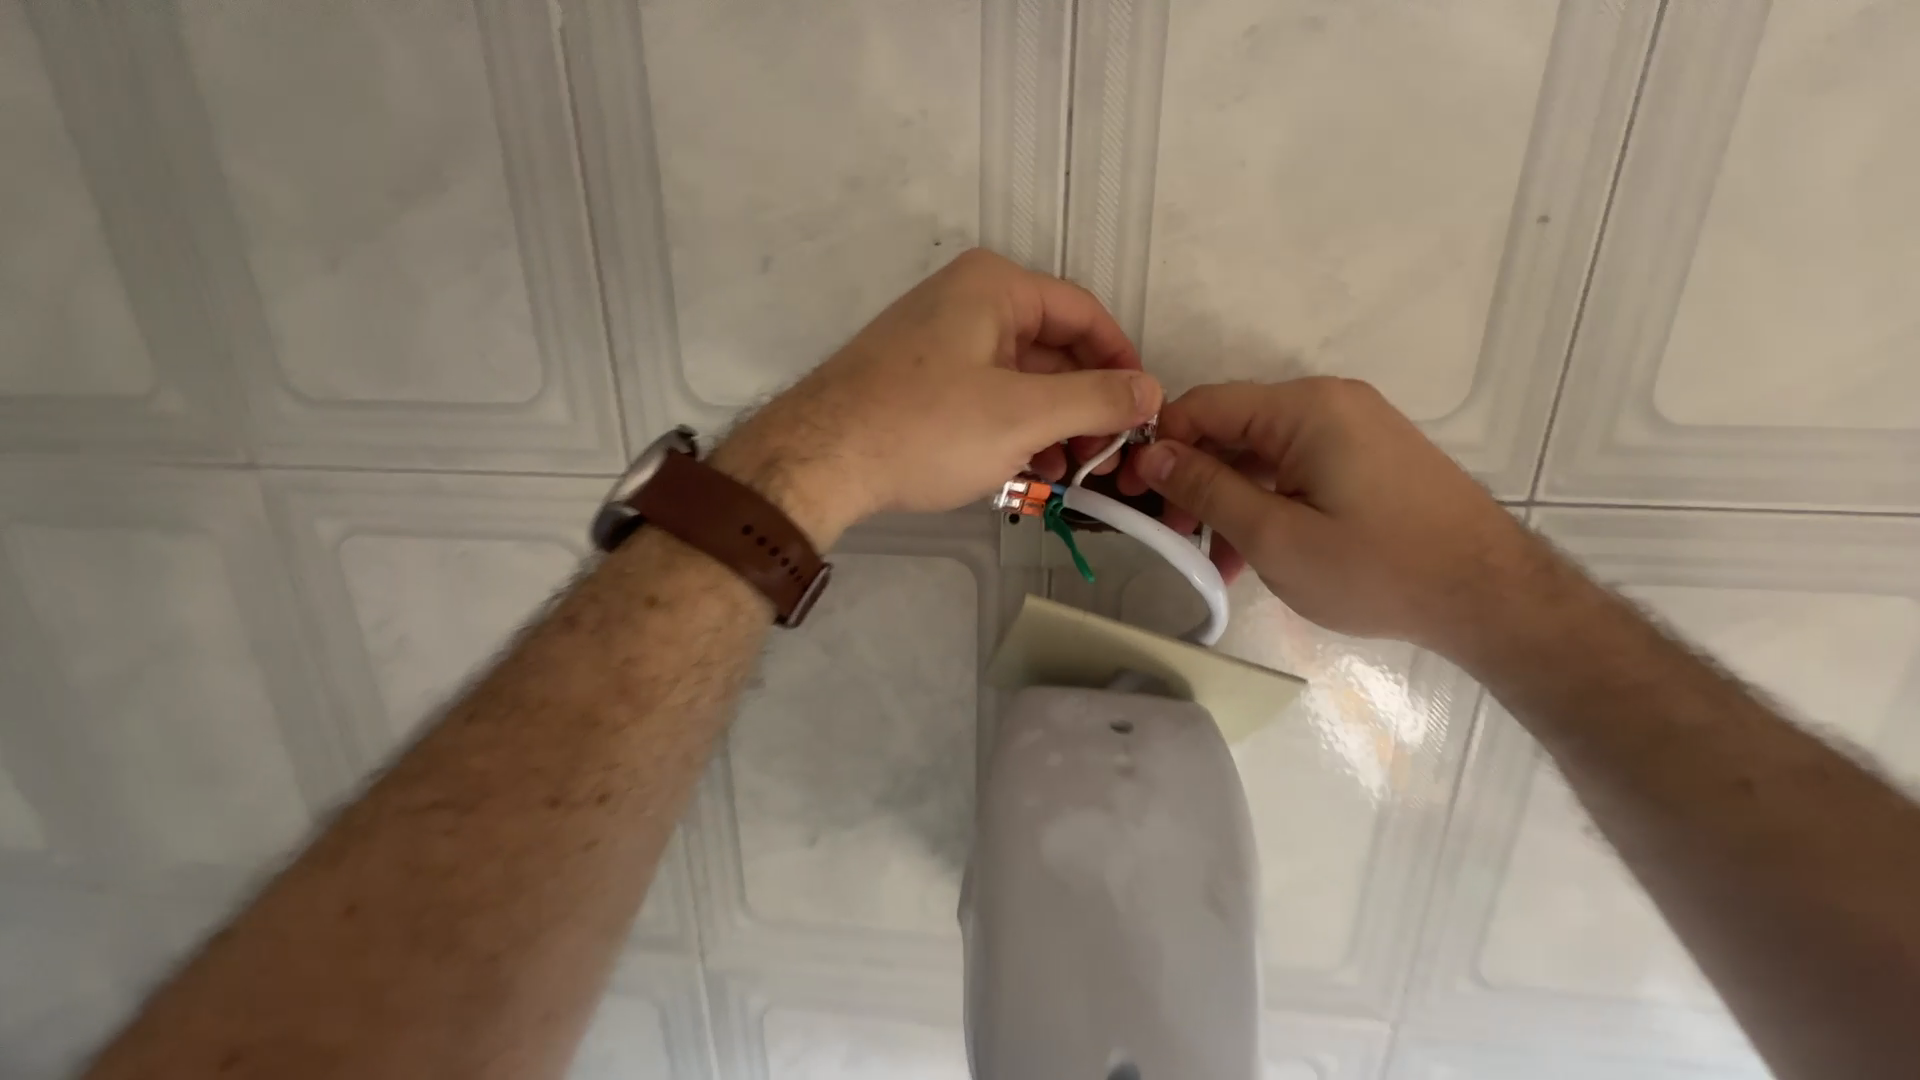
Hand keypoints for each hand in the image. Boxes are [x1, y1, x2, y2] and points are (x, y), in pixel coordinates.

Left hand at [715, 249, 1161, 542]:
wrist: (820, 460)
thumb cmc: (927, 427)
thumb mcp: (1023, 415)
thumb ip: (1096, 400)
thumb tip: (1151, 391)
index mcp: (995, 286)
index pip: (1084, 314)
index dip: (1121, 362)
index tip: (1142, 411)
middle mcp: (967, 300)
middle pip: (1052, 347)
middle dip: (1083, 405)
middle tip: (1103, 458)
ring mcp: (938, 339)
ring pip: (1019, 377)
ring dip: (1050, 425)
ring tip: (1066, 474)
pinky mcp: (919, 378)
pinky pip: (985, 394)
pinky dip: (1012, 429)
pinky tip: (1024, 471)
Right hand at [1120, 377, 1553, 658]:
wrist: (1491, 598)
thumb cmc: (1376, 568)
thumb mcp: (1275, 535)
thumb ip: (1207, 488)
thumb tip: (1151, 454)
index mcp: (1305, 408)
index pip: (1204, 405)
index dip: (1159, 446)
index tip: (1131, 495)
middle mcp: (1329, 404)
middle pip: (1233, 429)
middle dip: (1193, 478)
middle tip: (1170, 534)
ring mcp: (1353, 430)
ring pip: (1262, 454)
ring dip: (1228, 499)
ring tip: (1207, 555)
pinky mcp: (1367, 458)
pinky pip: (1295, 470)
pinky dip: (1266, 503)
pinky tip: (1249, 551)